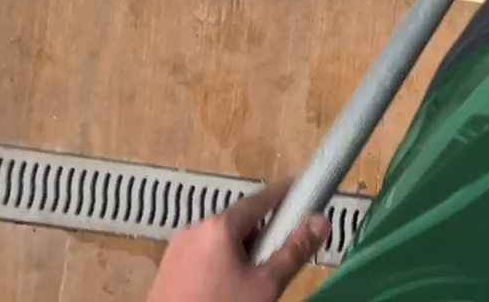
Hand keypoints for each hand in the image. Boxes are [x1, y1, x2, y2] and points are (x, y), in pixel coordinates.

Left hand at [149, 182, 330, 301]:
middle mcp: (196, 229)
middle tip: (276, 266)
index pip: (264, 198)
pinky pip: (203, 258)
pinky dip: (220, 267)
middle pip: (243, 222)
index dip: (288, 197)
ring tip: (249, 288)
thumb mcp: (265, 287)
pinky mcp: (165, 273)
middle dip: (263, 238)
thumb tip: (323, 219)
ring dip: (241, 254)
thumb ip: (295, 251)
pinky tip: (225, 295)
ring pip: (222, 241)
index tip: (308, 200)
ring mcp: (176, 251)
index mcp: (220, 226)